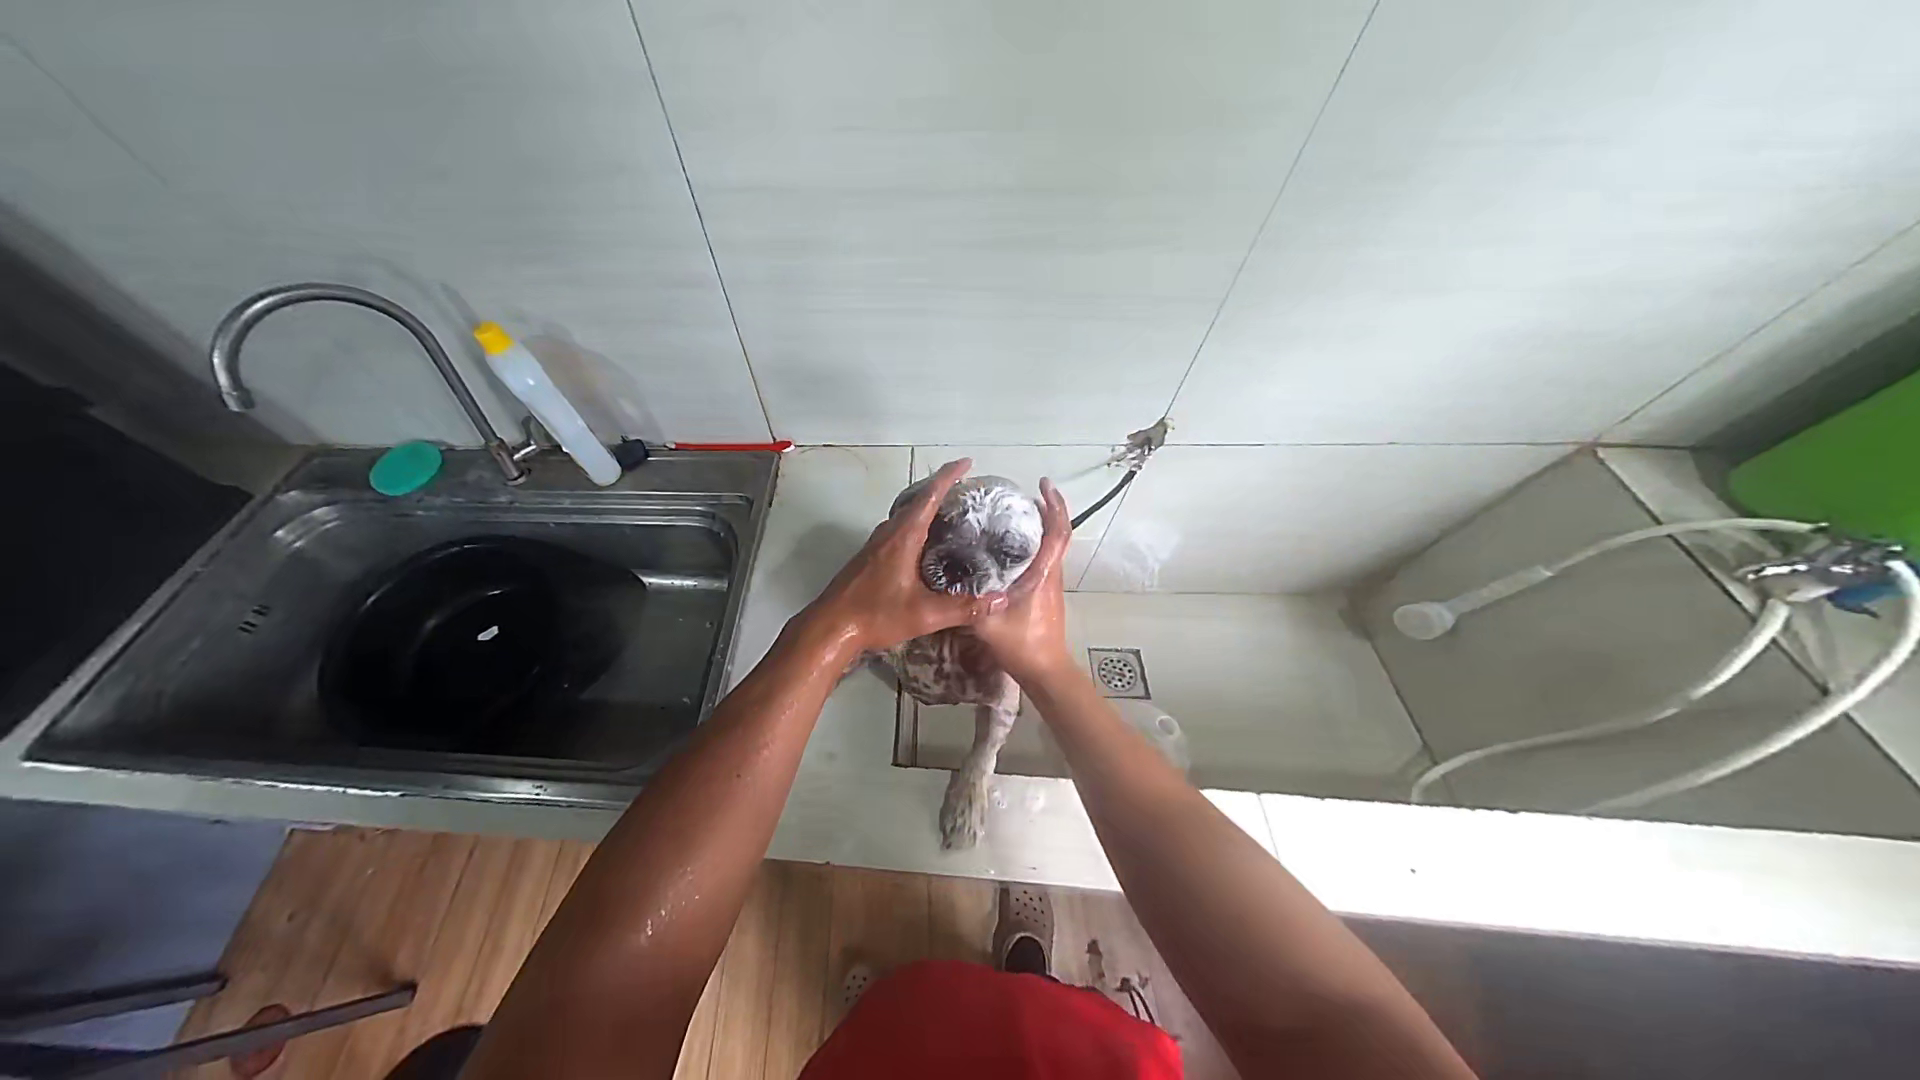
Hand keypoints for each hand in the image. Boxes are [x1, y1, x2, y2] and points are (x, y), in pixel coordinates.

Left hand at [801, 458, 1007, 653]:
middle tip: (967, 492)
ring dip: (927, 509)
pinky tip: (925, 545)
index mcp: (903, 537)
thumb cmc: (876, 615)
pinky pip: (898, 531)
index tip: (966, 462)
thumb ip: (963, 608)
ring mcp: (875, 545)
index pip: (929, 497)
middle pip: (917, 502)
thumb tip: (1001, 600)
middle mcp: (888, 534)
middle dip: (941, 491)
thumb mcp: (924, 614)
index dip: (948, 476)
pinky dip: (916, 526)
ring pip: (905, 516)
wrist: (831, 627)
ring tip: (951, 515)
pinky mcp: (869, 558)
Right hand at [970, 477, 1075, 683]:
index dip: (1055, 505)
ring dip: (1039, 527)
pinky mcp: (1047, 593)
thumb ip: (970, 601)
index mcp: (1043, 574)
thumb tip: (948, 578)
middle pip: (1057, 534)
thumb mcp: (988, 623)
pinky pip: (1044, 560)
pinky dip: (1034, 545)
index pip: (1058, 532)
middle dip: (1044, 510)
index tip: (1043, 484)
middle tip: (1018, 496)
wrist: (1045, 671)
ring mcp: (1052, 584)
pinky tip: (1008, 549)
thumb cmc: (1021, 645)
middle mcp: (1052, 574)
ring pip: (1051, 547)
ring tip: (1011, 515)